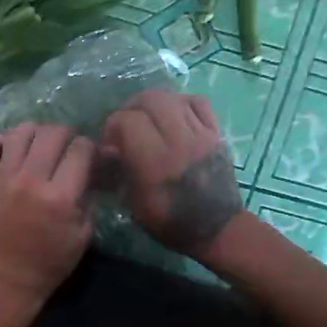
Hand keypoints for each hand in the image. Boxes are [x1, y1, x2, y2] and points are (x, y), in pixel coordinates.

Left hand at [0, 123, 95, 302]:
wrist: (11, 278)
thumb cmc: (53, 260)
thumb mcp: (85, 232)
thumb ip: (91, 195)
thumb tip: (99, 164)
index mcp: (60, 196)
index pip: (81, 149)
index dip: (92, 148)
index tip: (93, 158)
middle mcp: (30, 180)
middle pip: (53, 133)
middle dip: (69, 135)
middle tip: (71, 150)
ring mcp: (4, 178)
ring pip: (21, 131)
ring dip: (38, 133)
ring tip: (44, 146)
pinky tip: (12, 150)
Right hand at [103, 90, 241, 258]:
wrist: (218, 229)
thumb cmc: (171, 223)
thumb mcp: (135, 205)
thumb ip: (120, 171)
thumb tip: (109, 149)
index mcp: (155, 161)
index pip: (127, 120)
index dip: (112, 126)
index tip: (110, 142)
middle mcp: (179, 141)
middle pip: (150, 100)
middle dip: (131, 108)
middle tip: (126, 124)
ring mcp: (201, 134)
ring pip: (174, 98)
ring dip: (155, 104)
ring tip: (148, 118)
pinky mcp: (216, 134)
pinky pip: (198, 103)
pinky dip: (182, 103)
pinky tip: (174, 115)